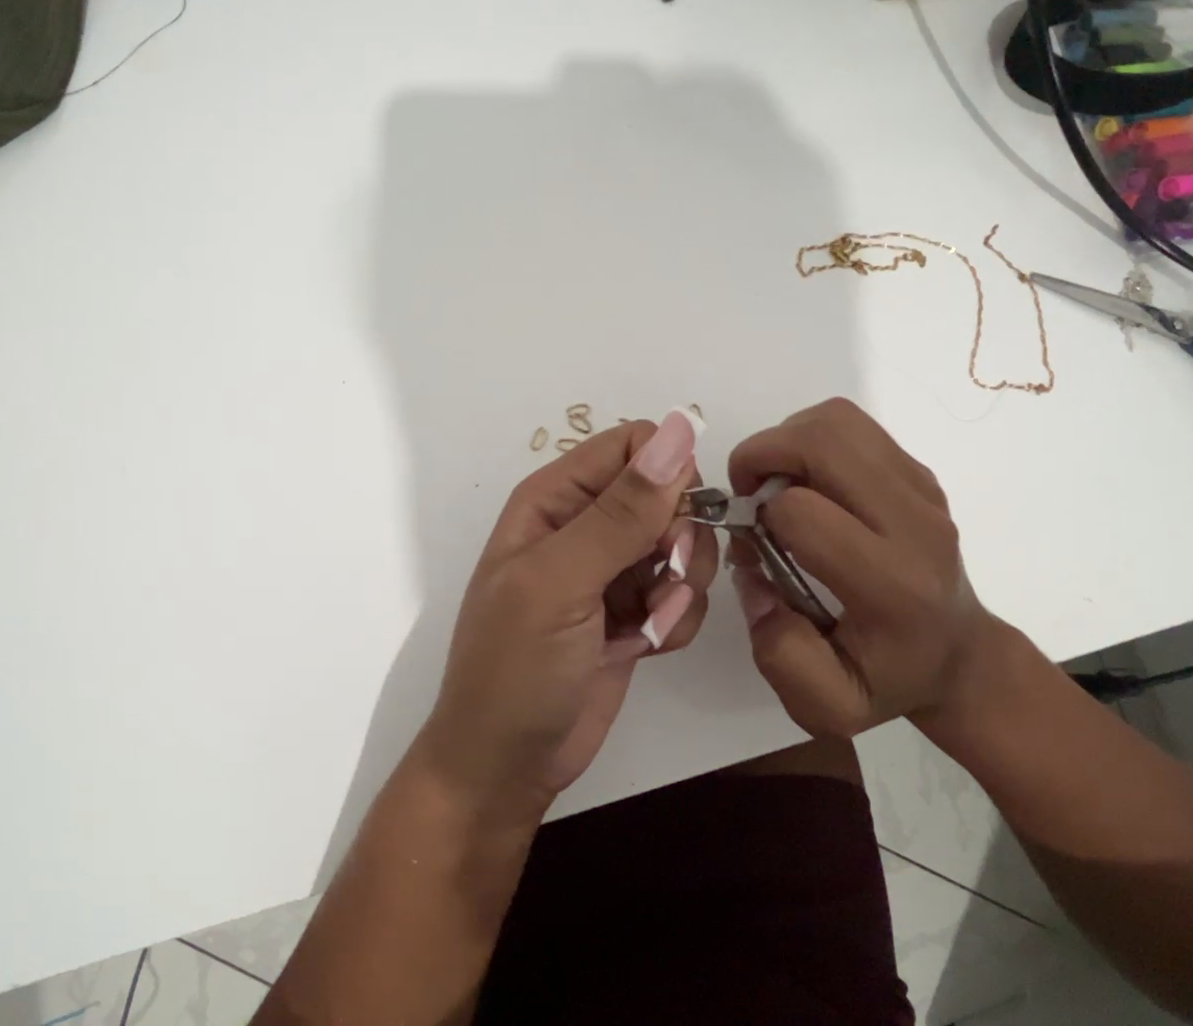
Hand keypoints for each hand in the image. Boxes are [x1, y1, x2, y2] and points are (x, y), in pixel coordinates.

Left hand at [415, 411, 718, 816]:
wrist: (508, 763)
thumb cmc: (516, 667)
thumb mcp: (560, 583)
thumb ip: (620, 512)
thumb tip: (678, 429)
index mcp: (554, 500)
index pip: (633, 445)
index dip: (665, 475)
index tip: (671, 522)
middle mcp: (584, 527)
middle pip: (669, 495)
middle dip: (679, 538)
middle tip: (660, 579)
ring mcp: (612, 573)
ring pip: (684, 545)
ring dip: (681, 587)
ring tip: (645, 623)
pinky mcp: (635, 615)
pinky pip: (683, 595)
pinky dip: (675, 622)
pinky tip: (644, 647)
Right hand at [727, 398, 993, 737]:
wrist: (958, 656)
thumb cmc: (888, 680)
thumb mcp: (828, 705)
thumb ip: (780, 654)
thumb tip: (754, 580)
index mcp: (891, 584)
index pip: (805, 513)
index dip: (759, 520)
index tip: (754, 548)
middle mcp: (914, 524)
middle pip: (823, 442)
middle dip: (764, 455)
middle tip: (748, 493)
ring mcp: (922, 490)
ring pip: (838, 421)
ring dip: (787, 440)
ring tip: (776, 485)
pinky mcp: (920, 474)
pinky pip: (853, 428)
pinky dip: (812, 442)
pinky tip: (808, 485)